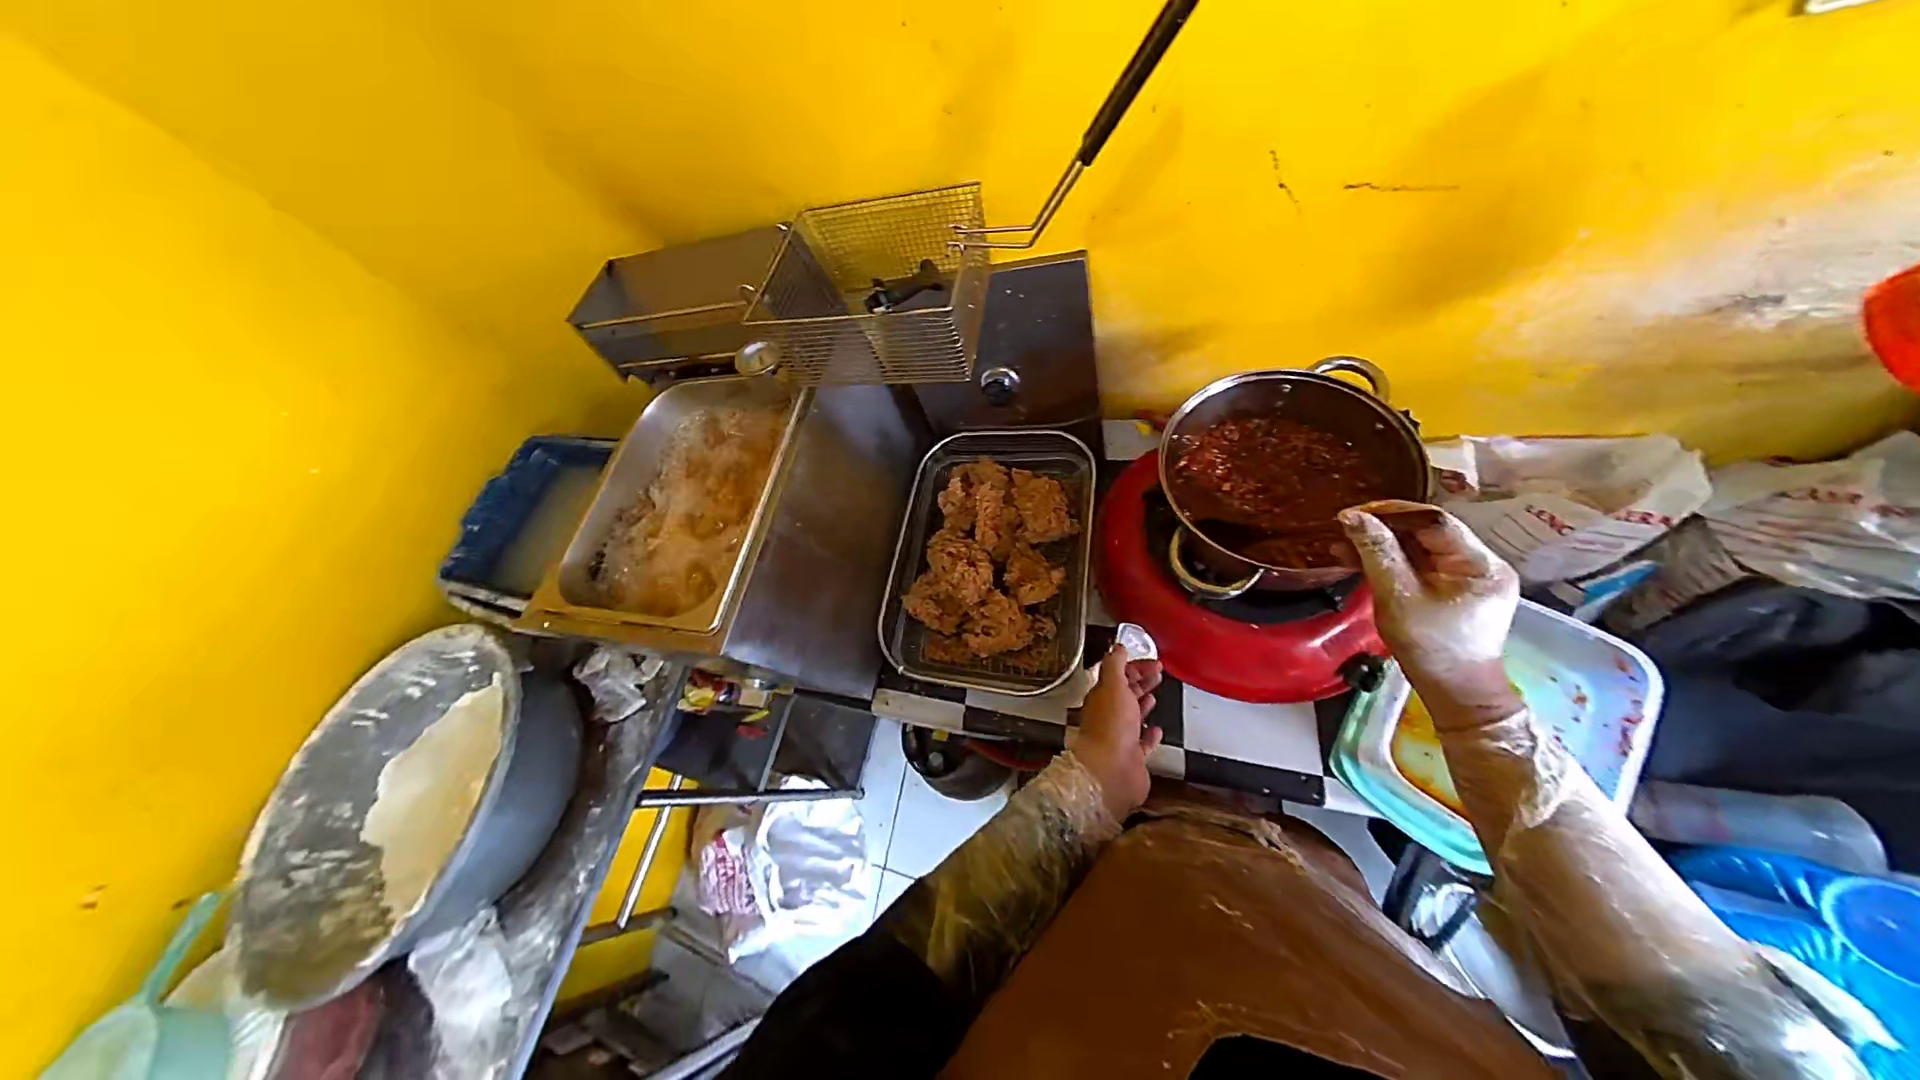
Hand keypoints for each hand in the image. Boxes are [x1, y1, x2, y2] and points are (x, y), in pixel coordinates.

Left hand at [1073, 644, 1163, 820]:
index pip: (1118, 675)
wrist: (1110, 771)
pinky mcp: (1132, 756)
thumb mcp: (1112, 686)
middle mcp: (1109, 716)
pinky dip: (1150, 735)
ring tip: (1154, 694)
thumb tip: (1117, 647)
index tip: (1153, 662)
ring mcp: (1120, 737)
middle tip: (1157, 673)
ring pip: (1133, 715)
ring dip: (1143, 703)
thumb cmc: (1110, 729)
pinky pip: (1142, 742)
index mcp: (1103, 697)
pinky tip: (1156, 730)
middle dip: (1141, 681)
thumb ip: (1115, 665)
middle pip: (1126, 693)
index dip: (1135, 666)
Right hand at [1338, 500, 1523, 727]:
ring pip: (1420, 546)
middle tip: (1346, 526)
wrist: (1454, 690)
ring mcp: (1469, 575)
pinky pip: (1420, 563)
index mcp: (1479, 564)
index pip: (1434, 521)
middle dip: (1384, 526)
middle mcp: (1481, 563)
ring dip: (1382, 543)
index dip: (1392, 512)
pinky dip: (1390, 559)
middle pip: (1427, 531)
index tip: (1354, 514)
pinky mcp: (1454, 587)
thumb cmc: (1430, 647)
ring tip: (1344, 543)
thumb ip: (1377, 553)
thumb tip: (1352, 517)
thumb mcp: (1397, 597)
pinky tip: (1359, 558)